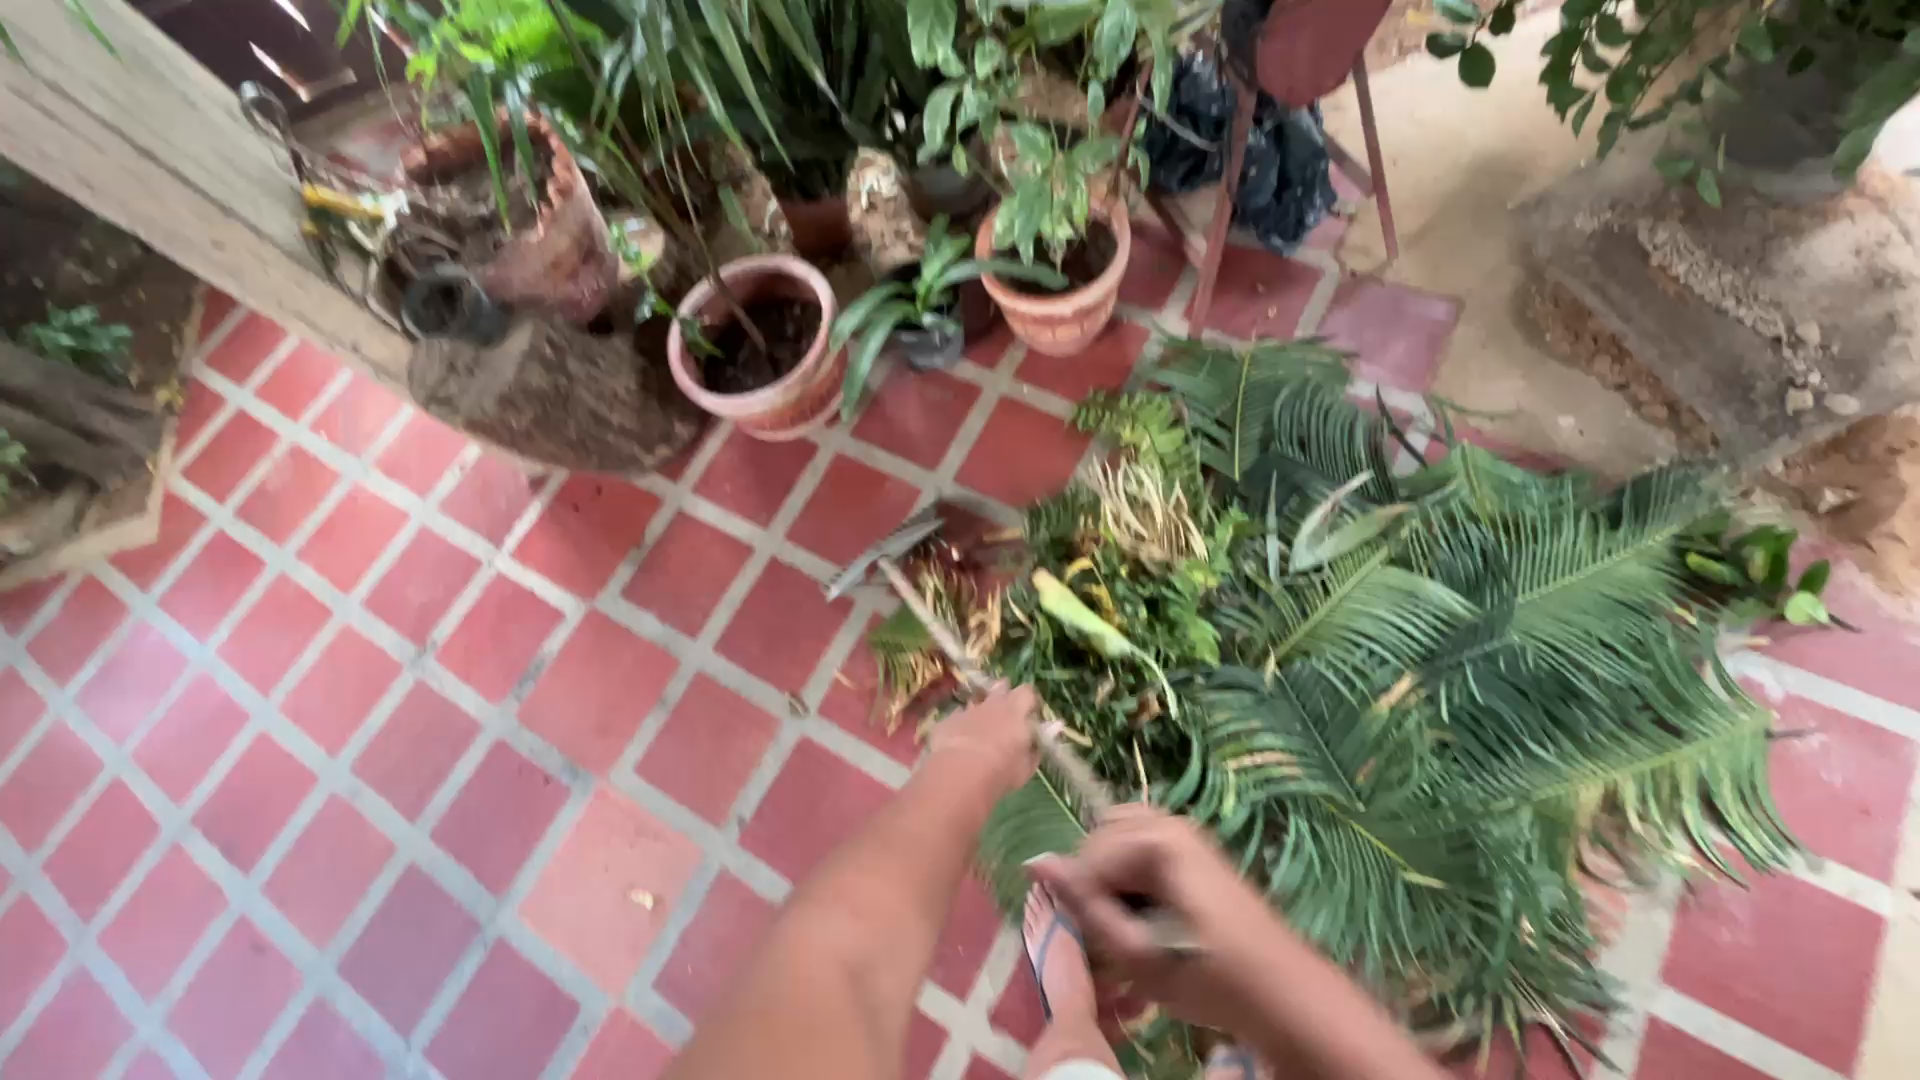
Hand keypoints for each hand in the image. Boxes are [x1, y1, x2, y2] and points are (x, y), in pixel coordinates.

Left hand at [928, 682, 1039, 794]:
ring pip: (977, 699)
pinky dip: (961, 722)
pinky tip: (960, 737)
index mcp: (1016, 711)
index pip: (1027, 692)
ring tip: (982, 725)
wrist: (960, 771)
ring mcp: (968, 710)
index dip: (1029, 700)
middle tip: (1007, 710)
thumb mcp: (1027, 765)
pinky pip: (957, 715)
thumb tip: (1051, 731)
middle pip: (1001, 687)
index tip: (1031, 712)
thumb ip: (1037, 746)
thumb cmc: (1002, 771)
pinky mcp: (948, 720)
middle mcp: (992, 704)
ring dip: (981, 708)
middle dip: (1005, 693)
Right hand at [1027, 805, 1295, 1029]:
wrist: (1282, 991)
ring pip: (1114, 840)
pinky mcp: (1190, 844)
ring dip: (1109, 877)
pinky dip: (1129, 871)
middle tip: (1113, 933)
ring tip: (1124, 920)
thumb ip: (1084, 904)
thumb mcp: (1137, 952)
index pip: (1086, 860)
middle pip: (1097, 841)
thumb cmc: (1208, 977)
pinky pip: (1137, 843)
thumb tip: (1035, 862)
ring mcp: (1182, 829)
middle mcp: (1167, 820)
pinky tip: (1144, 909)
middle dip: (1095, 884)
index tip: (1101, 943)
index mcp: (1156, 839)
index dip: (1083, 904)